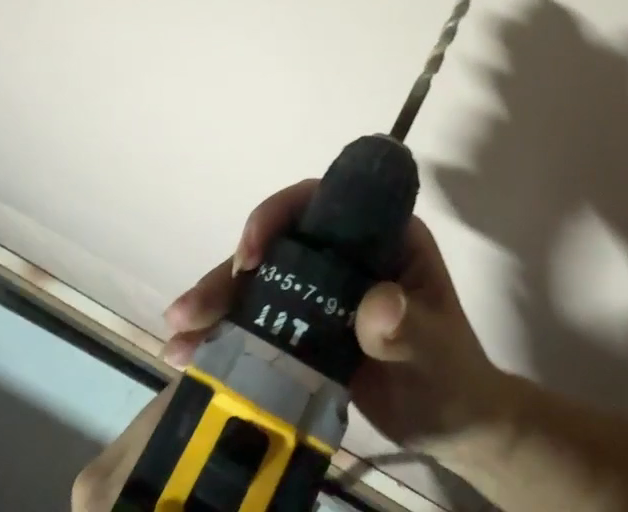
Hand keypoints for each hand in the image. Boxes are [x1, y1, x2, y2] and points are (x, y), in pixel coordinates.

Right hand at [163, 179, 501, 447]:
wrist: (448, 425)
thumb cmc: (450, 374)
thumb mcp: (435, 350)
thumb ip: (409, 328)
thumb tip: (378, 303)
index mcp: (382, 237)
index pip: (324, 202)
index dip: (279, 213)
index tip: (251, 251)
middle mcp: (345, 254)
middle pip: (278, 245)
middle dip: (229, 273)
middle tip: (189, 310)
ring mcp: (321, 291)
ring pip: (259, 283)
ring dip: (215, 305)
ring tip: (177, 343)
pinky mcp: (304, 329)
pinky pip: (258, 322)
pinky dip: (223, 336)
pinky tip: (189, 357)